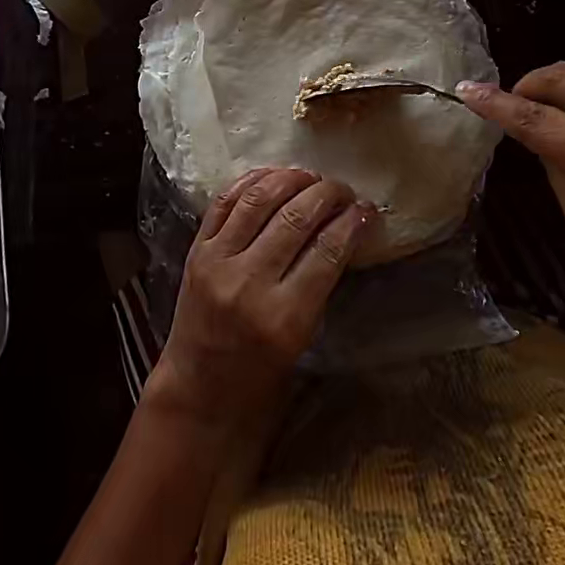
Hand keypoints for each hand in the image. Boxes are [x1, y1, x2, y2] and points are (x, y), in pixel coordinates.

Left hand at [146, 168, 378, 432]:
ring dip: (288, 180)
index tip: (368, 209)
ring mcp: (217, 261)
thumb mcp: (301, 341)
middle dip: (326, 195)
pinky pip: (223, 204)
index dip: (352, 222)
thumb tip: (342, 235)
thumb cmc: (258, 378)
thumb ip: (317, 288)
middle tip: (343, 189)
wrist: (197, 389)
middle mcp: (248, 282)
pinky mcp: (196, 251)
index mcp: (284, 317)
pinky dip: (248, 183)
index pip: (327, 251)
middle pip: (295, 218)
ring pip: (257, 201)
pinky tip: (270, 176)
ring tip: (310, 176)